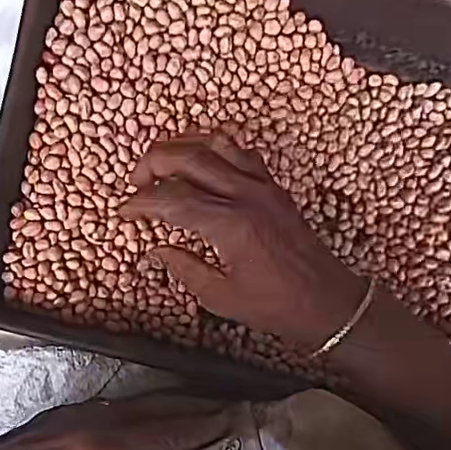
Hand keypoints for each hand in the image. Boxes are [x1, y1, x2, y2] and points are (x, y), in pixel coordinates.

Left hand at [0, 394, 231, 449]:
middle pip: (144, 410)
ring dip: (162, 403)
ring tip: (194, 404)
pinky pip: (104, 408)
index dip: (192, 428)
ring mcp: (61, 421)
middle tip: (226, 405)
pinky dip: (134, 408)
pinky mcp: (47, 426)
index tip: (228, 423)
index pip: (153, 434)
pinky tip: (138, 413)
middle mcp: (77, 426)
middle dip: (187, 406)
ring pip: (125, 405)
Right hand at [120, 136, 368, 349]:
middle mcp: (246, 196)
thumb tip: (158, 251)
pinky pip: (240, 151)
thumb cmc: (275, 305)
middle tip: (136, 181)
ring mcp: (263, 186)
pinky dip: (215, 147)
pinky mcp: (274, 187)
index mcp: (230, 225)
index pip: (172, 200)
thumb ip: (185, 268)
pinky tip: (200, 160)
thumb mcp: (220, 296)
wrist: (326, 300)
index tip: (124, 211)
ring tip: (161, 162)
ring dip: (182, 146)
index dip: (141, 203)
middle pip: (189, 158)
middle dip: (153, 163)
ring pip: (215, 143)